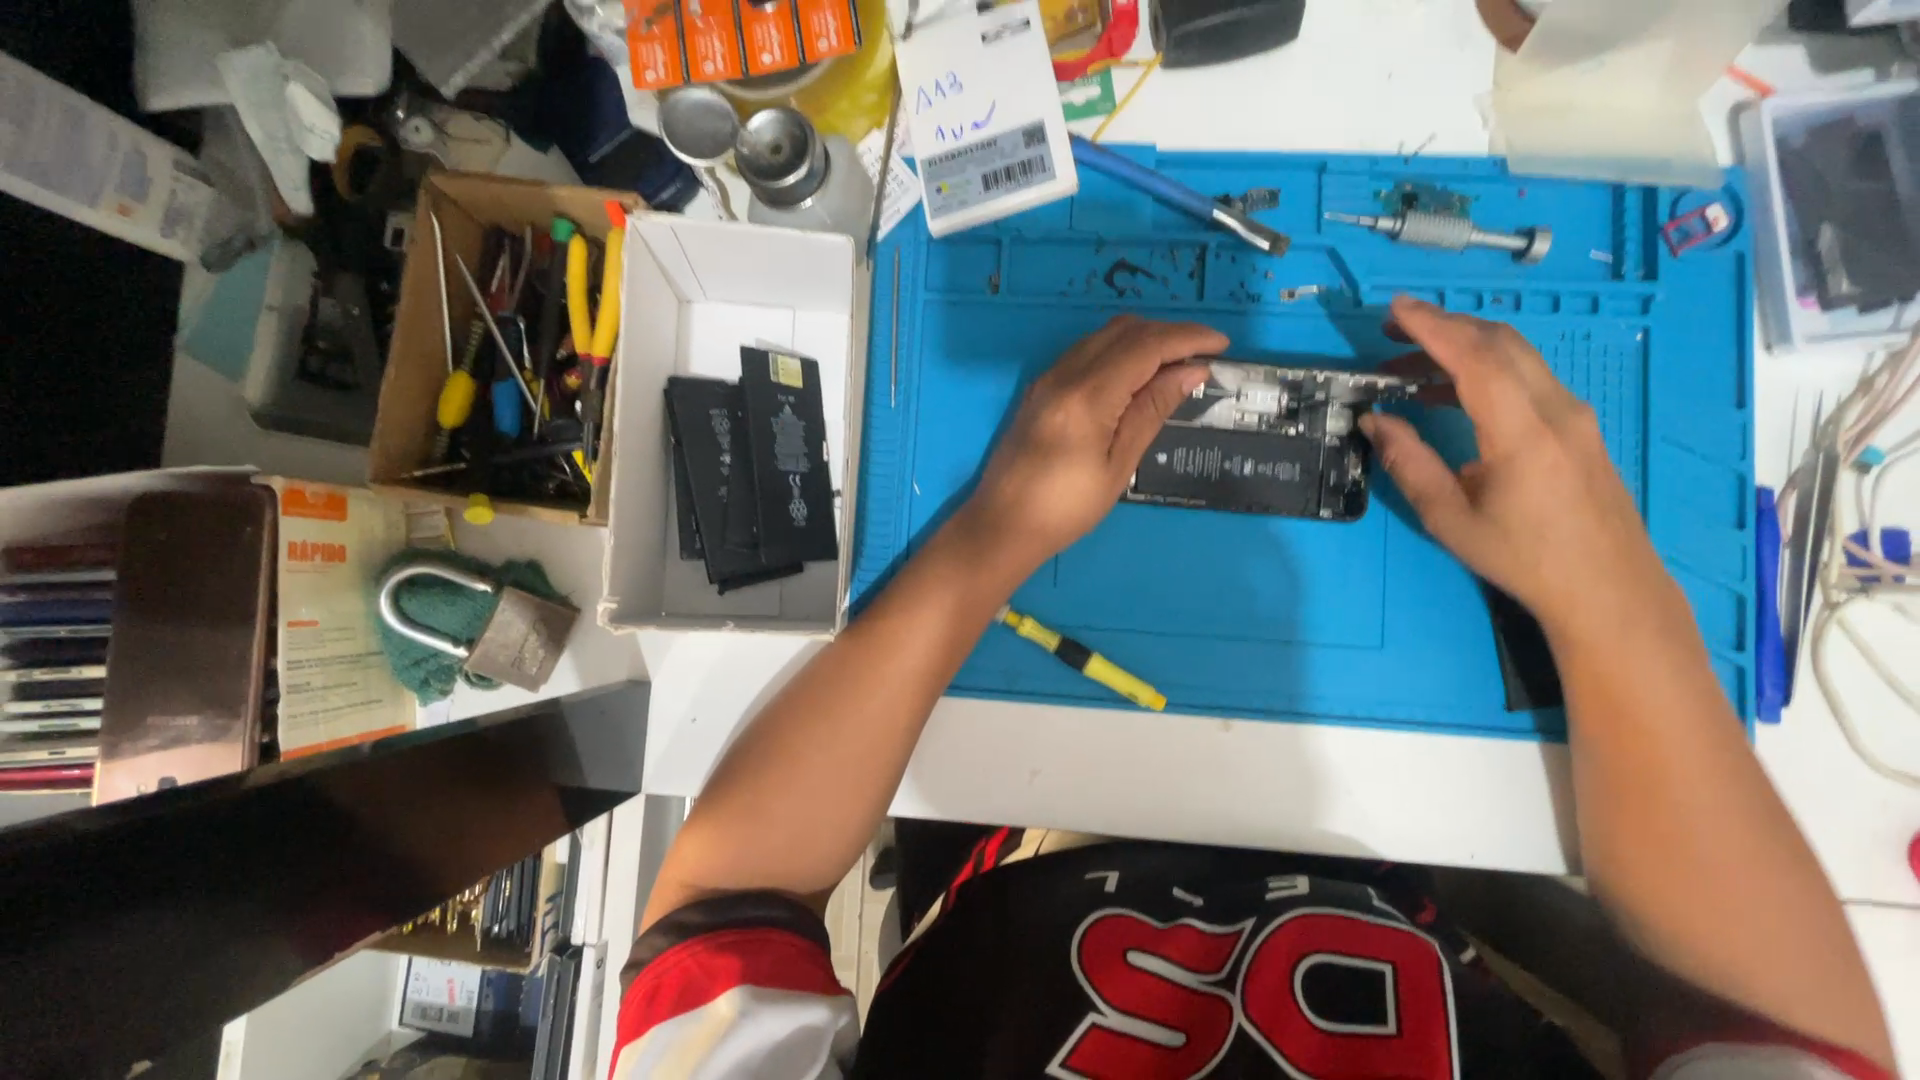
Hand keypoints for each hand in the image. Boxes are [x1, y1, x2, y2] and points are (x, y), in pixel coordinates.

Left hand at [957, 316, 1227, 574]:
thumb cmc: (1066, 509)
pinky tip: (1137, 376)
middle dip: (1169, 333)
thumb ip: (1152, 410)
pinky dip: (1119, 352)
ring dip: (1143, 339)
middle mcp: (1064, 375)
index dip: (1188, 338)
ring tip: (1176, 365)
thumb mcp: (1119, 465)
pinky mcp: (1040, 389)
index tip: (1222, 344)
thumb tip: (1192, 371)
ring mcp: (1048, 379)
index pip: (1146, 345)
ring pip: (1103, 336)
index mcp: (1087, 395)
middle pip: (1124, 330)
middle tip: (1203, 355)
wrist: (1002, 525)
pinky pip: (1086, 352)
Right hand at [1359, 296, 1673, 639]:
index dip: (1432, 327)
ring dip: (1464, 346)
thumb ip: (1409, 463)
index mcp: (1522, 431)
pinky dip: (1485, 368)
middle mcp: (1555, 409)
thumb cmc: (1522, 558)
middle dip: (1445, 326)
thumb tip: (1374, 420)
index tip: (1393, 310)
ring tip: (1411, 364)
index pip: (1475, 358)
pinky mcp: (1578, 425)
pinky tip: (1451, 392)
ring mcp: (1573, 414)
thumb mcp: (1450, 518)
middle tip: (1393, 330)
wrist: (1607, 587)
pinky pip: (1528, 377)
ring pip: (1518, 355)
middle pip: (1500, 343)